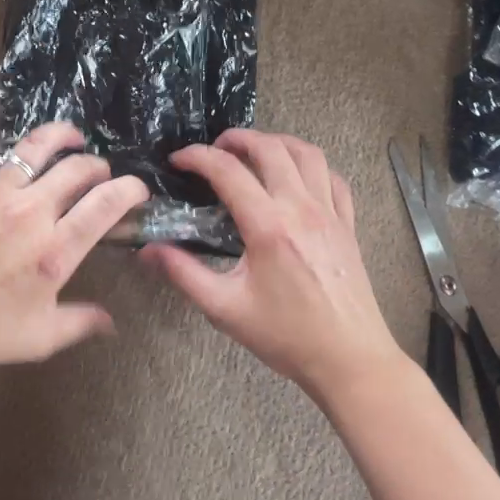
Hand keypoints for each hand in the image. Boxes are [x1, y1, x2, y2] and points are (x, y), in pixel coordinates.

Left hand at [0, 90, 148, 372]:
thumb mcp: (39, 337)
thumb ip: (80, 323)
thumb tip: (111, 323)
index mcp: (55, 251)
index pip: (105, 206)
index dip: (128, 191)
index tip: (137, 189)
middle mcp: (30, 212)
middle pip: (76, 170)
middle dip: (96, 166)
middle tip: (100, 174)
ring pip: (35, 147)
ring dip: (59, 135)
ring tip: (71, 136)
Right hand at [141, 129, 405, 395]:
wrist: (351, 361)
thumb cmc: (287, 337)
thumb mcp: (225, 309)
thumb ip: (184, 274)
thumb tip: (148, 250)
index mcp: (269, 227)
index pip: (227, 170)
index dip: (197, 157)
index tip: (177, 160)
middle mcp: (302, 209)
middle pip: (270, 148)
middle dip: (237, 138)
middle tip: (214, 148)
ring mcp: (330, 214)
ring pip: (308, 153)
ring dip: (277, 142)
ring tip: (254, 152)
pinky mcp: (348, 225)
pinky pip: (333, 178)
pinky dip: (311, 166)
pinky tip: (295, 177)